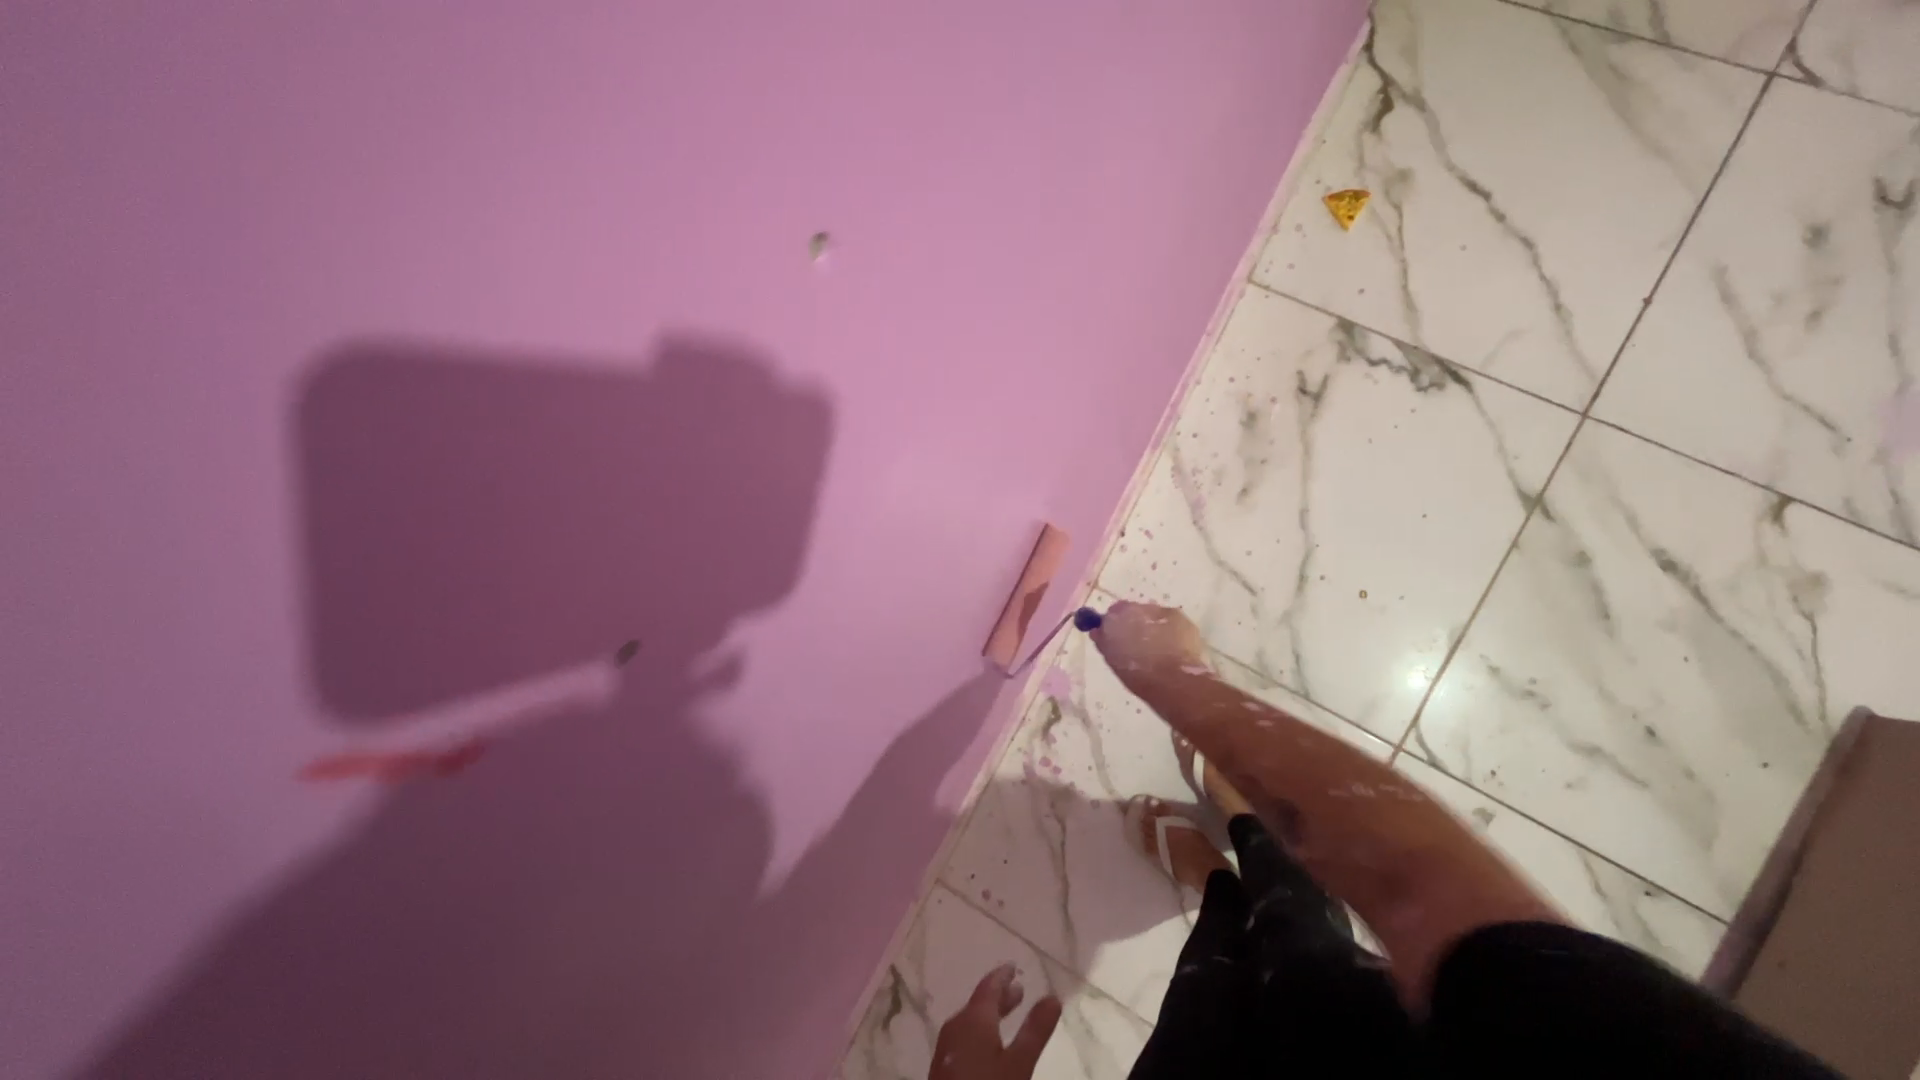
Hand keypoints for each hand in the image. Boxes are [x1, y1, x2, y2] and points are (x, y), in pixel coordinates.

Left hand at [928, 964, 1061, 1079]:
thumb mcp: (1019, 1063)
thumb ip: (1035, 1030)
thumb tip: (1053, 997)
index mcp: (973, 1018)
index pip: (989, 986)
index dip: (1002, 976)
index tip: (1014, 966)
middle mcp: (956, 1026)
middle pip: (979, 1003)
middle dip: (1000, 996)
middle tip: (1019, 991)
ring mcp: (947, 1047)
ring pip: (971, 1020)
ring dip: (991, 1014)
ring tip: (1008, 1014)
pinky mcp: (944, 1066)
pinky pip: (965, 1036)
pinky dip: (981, 1030)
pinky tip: (989, 1044)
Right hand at [1089, 601, 1207, 691]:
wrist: (1172, 681)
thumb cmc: (1137, 673)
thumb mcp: (1113, 658)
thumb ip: (1103, 640)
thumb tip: (1097, 630)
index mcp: (1117, 616)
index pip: (1114, 612)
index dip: (1116, 623)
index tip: (1118, 635)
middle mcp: (1138, 607)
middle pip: (1135, 611)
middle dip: (1136, 623)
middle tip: (1139, 644)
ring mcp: (1162, 611)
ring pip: (1154, 615)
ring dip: (1154, 626)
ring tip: (1159, 649)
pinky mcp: (1181, 618)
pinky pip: (1171, 621)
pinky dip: (1171, 630)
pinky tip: (1173, 648)